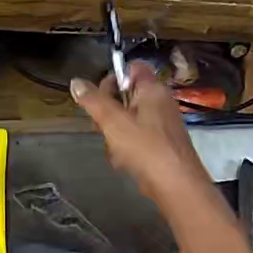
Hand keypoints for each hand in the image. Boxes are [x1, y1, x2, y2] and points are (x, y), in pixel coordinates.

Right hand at [70, 62, 214, 204]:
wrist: (176, 184)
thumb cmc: (145, 148)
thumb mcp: (112, 121)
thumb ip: (93, 101)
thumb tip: (76, 82)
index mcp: (152, 89)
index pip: (132, 68)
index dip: (114, 78)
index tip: (100, 96)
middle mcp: (161, 102)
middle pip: (127, 97)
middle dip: (109, 113)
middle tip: (102, 127)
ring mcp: (164, 125)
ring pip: (129, 121)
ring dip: (115, 135)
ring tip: (114, 150)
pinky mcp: (163, 146)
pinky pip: (138, 139)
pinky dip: (127, 149)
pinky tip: (123, 162)